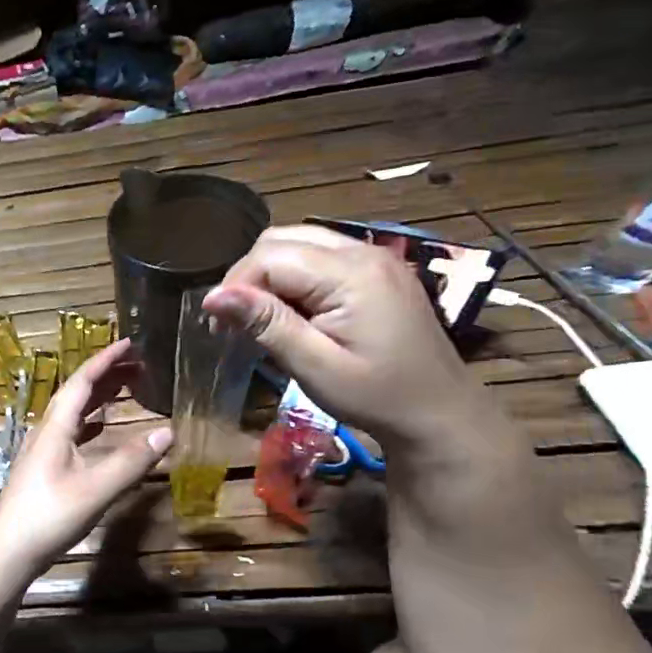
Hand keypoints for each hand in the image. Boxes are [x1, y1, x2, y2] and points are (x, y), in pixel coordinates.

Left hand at [0, 338, 173, 566]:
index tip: (130, 342)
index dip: (106, 360)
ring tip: (127, 389)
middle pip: (77, 392)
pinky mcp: (44, 468)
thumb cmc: (49, 515)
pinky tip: (102, 428)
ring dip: (99, 397)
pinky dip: (91, 422)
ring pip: (73, 412)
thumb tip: (168, 432)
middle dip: (107, 375)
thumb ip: (132, 461)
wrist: (9, 549)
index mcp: (56, 427)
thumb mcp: (95, 489)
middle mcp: (47, 431)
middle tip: (138, 365)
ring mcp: (43, 450)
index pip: (82, 382)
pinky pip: (72, 432)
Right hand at [200, 225, 489, 448]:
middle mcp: (363, 252)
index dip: (235, 286)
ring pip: (296, 243)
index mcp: (351, 274)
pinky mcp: (374, 270)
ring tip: (256, 318)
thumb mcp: (315, 366)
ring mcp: (372, 257)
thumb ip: (266, 324)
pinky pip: (317, 256)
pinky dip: (290, 277)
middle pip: (280, 239)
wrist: (438, 413)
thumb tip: (212, 296)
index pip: (270, 256)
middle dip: (247, 276)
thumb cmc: (376, 397)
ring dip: (266, 275)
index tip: (219, 328)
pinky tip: (287, 312)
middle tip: (233, 323)